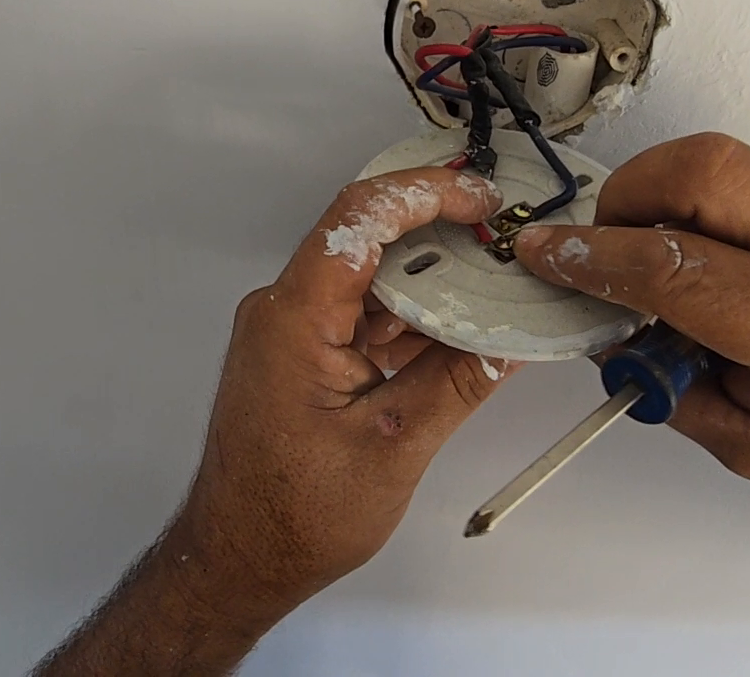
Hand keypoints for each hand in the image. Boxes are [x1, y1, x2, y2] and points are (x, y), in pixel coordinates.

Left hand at [160, 167, 519, 627]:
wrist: (239, 554)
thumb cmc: (297, 512)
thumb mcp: (393, 445)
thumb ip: (457, 381)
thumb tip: (511, 335)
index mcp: (293, 318)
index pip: (356, 220)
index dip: (421, 194)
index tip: (477, 198)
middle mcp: (284, 308)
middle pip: (362, 237)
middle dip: (433, 225)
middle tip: (495, 228)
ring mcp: (291, 327)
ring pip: (366, 274)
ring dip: (425, 273)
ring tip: (489, 272)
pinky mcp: (303, 348)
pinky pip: (360, 310)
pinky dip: (407, 311)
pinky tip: (455, 319)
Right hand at [513, 133, 749, 563]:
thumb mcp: (743, 442)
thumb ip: (658, 372)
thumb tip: (599, 312)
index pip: (682, 268)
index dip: (596, 255)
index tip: (545, 252)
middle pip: (709, 169)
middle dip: (629, 191)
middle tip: (606, 239)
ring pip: (727, 163)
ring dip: (664, 199)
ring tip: (661, 258)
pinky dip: (708, 211)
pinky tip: (718, 261)